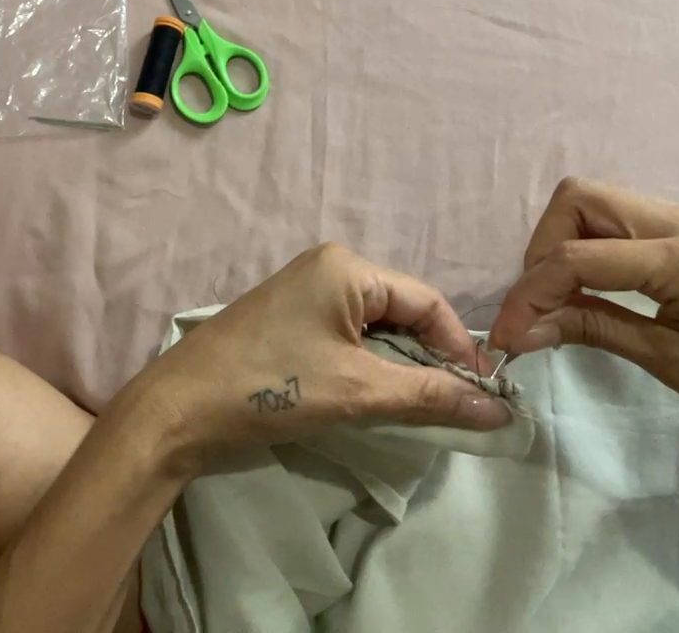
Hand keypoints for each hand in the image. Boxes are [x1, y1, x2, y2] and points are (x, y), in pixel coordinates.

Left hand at [131, 243, 513, 466]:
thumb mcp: (358, 391)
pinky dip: (369, 363)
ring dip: (400, 364)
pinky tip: (376, 394)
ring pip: (375, 325)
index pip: (426, 301)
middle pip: (401, 310)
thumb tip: (498, 410)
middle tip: (453, 406)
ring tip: (418, 406)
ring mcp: (305, 290)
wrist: (180, 407)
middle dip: (429, 357)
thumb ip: (430, 396)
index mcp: (347, 267)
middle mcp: (328, 267)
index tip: (484, 394)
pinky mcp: (289, 317)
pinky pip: (347, 333)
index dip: (459, 348)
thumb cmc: (271, 387)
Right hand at [488, 177, 678, 466]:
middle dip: (543, 248)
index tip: (506, 336)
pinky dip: (596, 249)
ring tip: (560, 302)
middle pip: (581, 199)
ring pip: (601, 204)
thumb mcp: (676, 366)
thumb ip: (594, 329)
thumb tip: (522, 329)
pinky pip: (628, 223)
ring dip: (566, 245)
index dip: (530, 293)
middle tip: (538, 305)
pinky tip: (596, 292)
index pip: (578, 256)